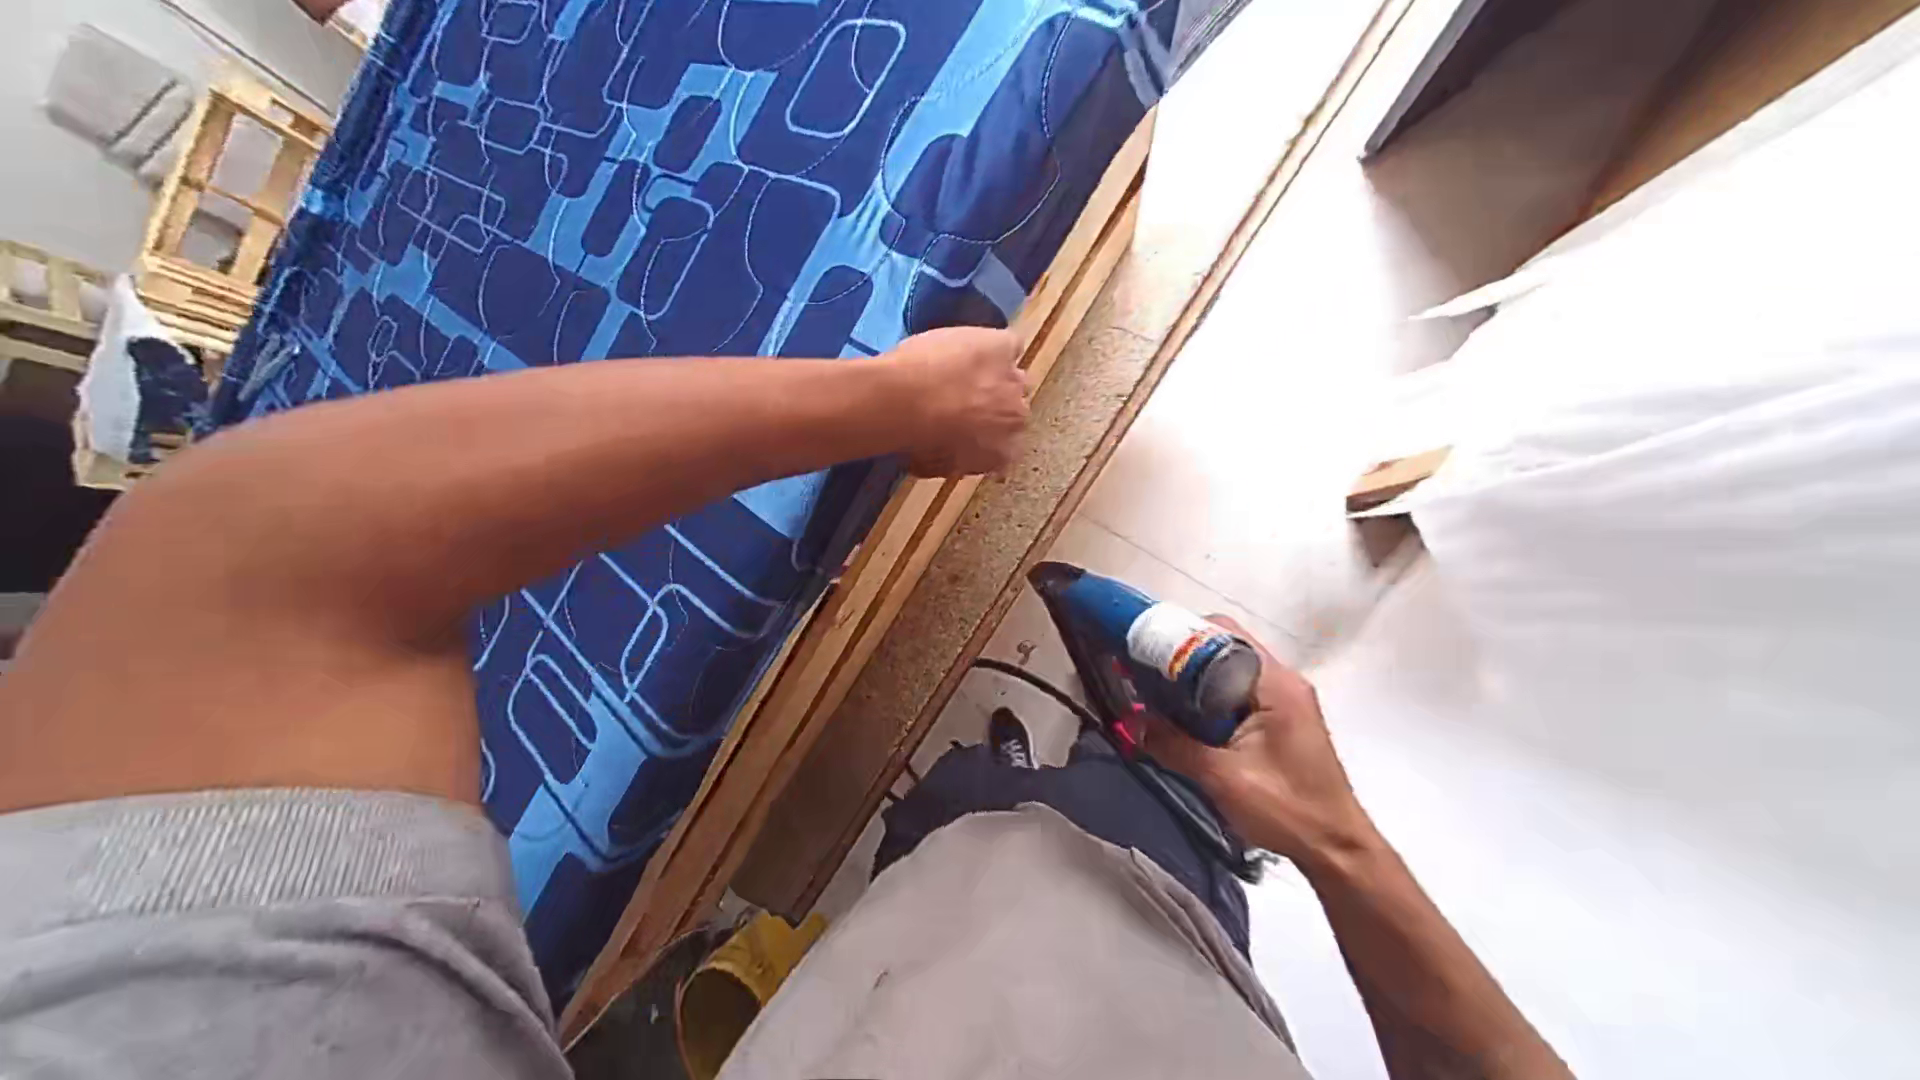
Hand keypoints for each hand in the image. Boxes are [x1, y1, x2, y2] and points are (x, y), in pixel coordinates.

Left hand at [887, 327, 1029, 476]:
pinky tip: (972, 346)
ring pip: (1014, 377)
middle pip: (1014, 408)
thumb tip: (952, 455)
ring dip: (995, 375)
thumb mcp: (933, 464)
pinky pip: (1010, 344)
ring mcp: (1013, 380)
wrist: (905, 400)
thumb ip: (954, 461)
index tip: (972, 429)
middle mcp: (1016, 418)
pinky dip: (994, 345)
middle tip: (965, 398)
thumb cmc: (913, 439)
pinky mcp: (1004, 347)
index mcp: (1002, 453)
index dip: (990, 435)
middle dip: (995, 405)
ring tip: (964, 371)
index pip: (1008, 446)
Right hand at [1145, 616, 1382, 871]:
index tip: (1145, 650)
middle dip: (1181, 656)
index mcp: (1275, 683)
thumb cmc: (1287, 809)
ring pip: (1227, 669)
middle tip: (1144, 673)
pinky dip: (1207, 696)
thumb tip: (1130, 721)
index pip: (1222, 633)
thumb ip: (1173, 745)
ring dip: (1193, 678)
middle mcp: (1282, 680)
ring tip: (1156, 693)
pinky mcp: (1279, 717)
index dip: (1180, 635)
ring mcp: (1283, 698)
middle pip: (1223, 646)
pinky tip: (1184, 717)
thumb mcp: (1221, 778)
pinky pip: (1235, 690)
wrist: (1336, 849)